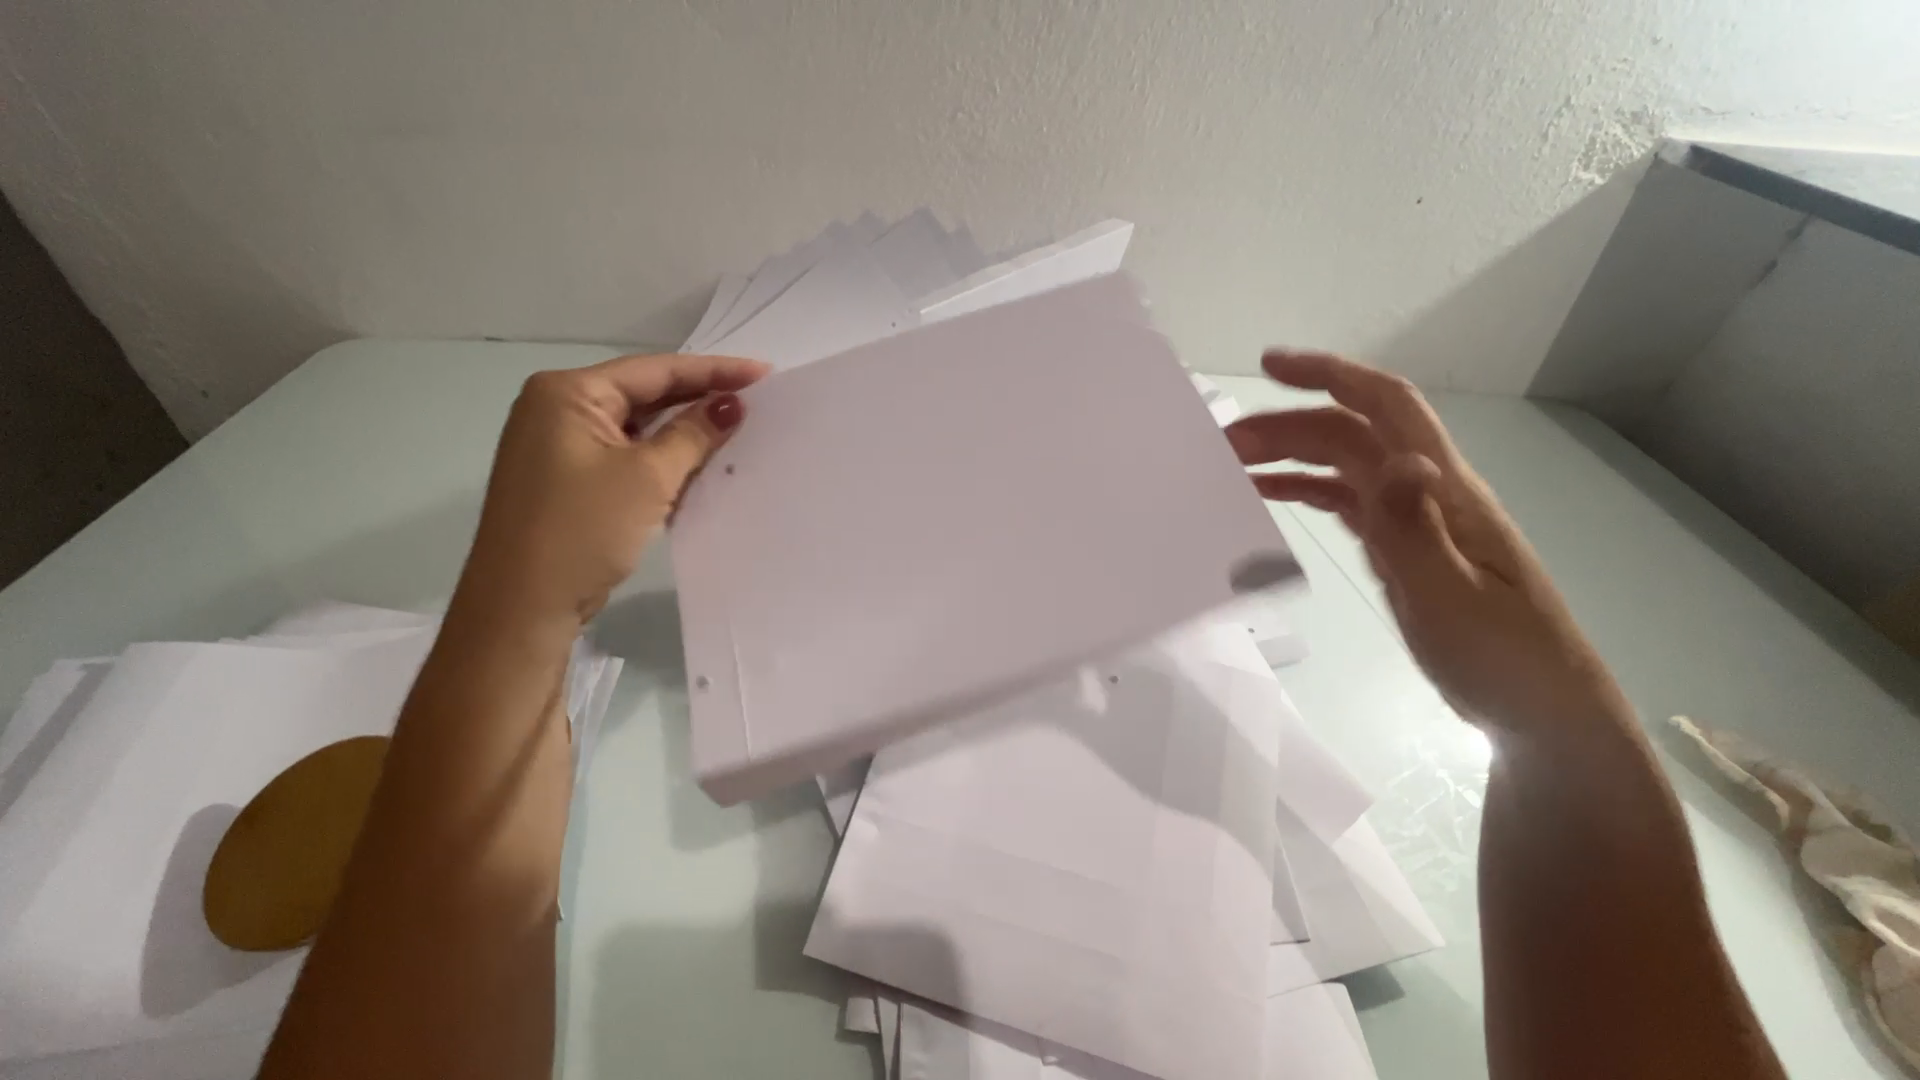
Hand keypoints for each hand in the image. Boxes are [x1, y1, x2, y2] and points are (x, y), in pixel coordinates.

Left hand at [454, 352, 769, 628]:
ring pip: (636, 429)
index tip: (762, 373)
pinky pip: (625, 457)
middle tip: (756, 401)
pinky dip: (662, 460)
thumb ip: (692, 434)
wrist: (522, 606)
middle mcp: (557, 410)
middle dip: (699, 399)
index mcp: (567, 393)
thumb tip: (731, 404)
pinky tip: (700, 466)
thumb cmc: (582, 530)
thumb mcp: (647, 477)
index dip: (713, 371)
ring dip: (683, 433)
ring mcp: (560, 448)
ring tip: (737, 430)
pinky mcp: (568, 482)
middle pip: (644, 395)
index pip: (654, 371)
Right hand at [1225, 350, 1625, 735]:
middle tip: (1221, 443)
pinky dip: (1304, 491)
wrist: (1541, 711)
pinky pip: (1344, 503)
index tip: (1271, 366)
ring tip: (1231, 466)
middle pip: (1350, 435)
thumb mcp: (1455, 600)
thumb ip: (1418, 531)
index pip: (1387, 408)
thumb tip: (1396, 458)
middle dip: (1286, 425)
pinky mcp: (1401, 549)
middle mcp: (1428, 491)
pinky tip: (1268, 496)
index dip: (1331, 375)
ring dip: (1289, 456)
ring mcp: (1414, 520)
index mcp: (1447, 491)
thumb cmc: (1504, 659)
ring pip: (1342, 466)